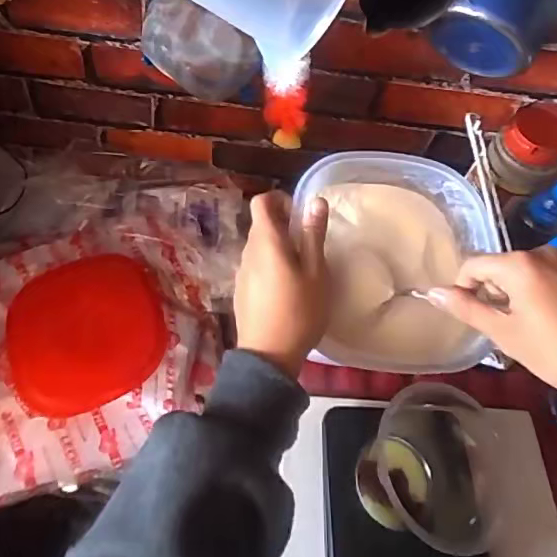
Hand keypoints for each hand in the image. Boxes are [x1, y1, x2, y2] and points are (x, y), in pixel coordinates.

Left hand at [233, 191, 329, 376]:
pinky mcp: (241, 289)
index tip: (299, 215)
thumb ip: (313, 235)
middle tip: (308, 245)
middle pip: (261, 224)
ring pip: (258, 246)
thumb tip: (315, 201)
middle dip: (283, 225)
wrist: (268, 356)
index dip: (280, 200)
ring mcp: (241, 271)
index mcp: (266, 241)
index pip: (261, 202)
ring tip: (300, 269)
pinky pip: (255, 265)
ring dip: (277, 247)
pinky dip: (269, 265)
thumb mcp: (316, 272)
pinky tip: (286, 288)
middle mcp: (248, 251)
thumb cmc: (299, 311)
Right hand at [428, 246, 556, 400]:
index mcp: (519, 264)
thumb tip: (434, 292)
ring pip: (519, 274)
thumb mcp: (507, 334)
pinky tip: (543, 323)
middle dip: (490, 294)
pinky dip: (532, 295)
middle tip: (499, 328)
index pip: (472, 265)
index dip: (463, 290)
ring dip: (511, 296)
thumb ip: (468, 309)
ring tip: (523, 329)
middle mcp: (540, 253)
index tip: (472, 318)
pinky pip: (540, 277)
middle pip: (496, 268)